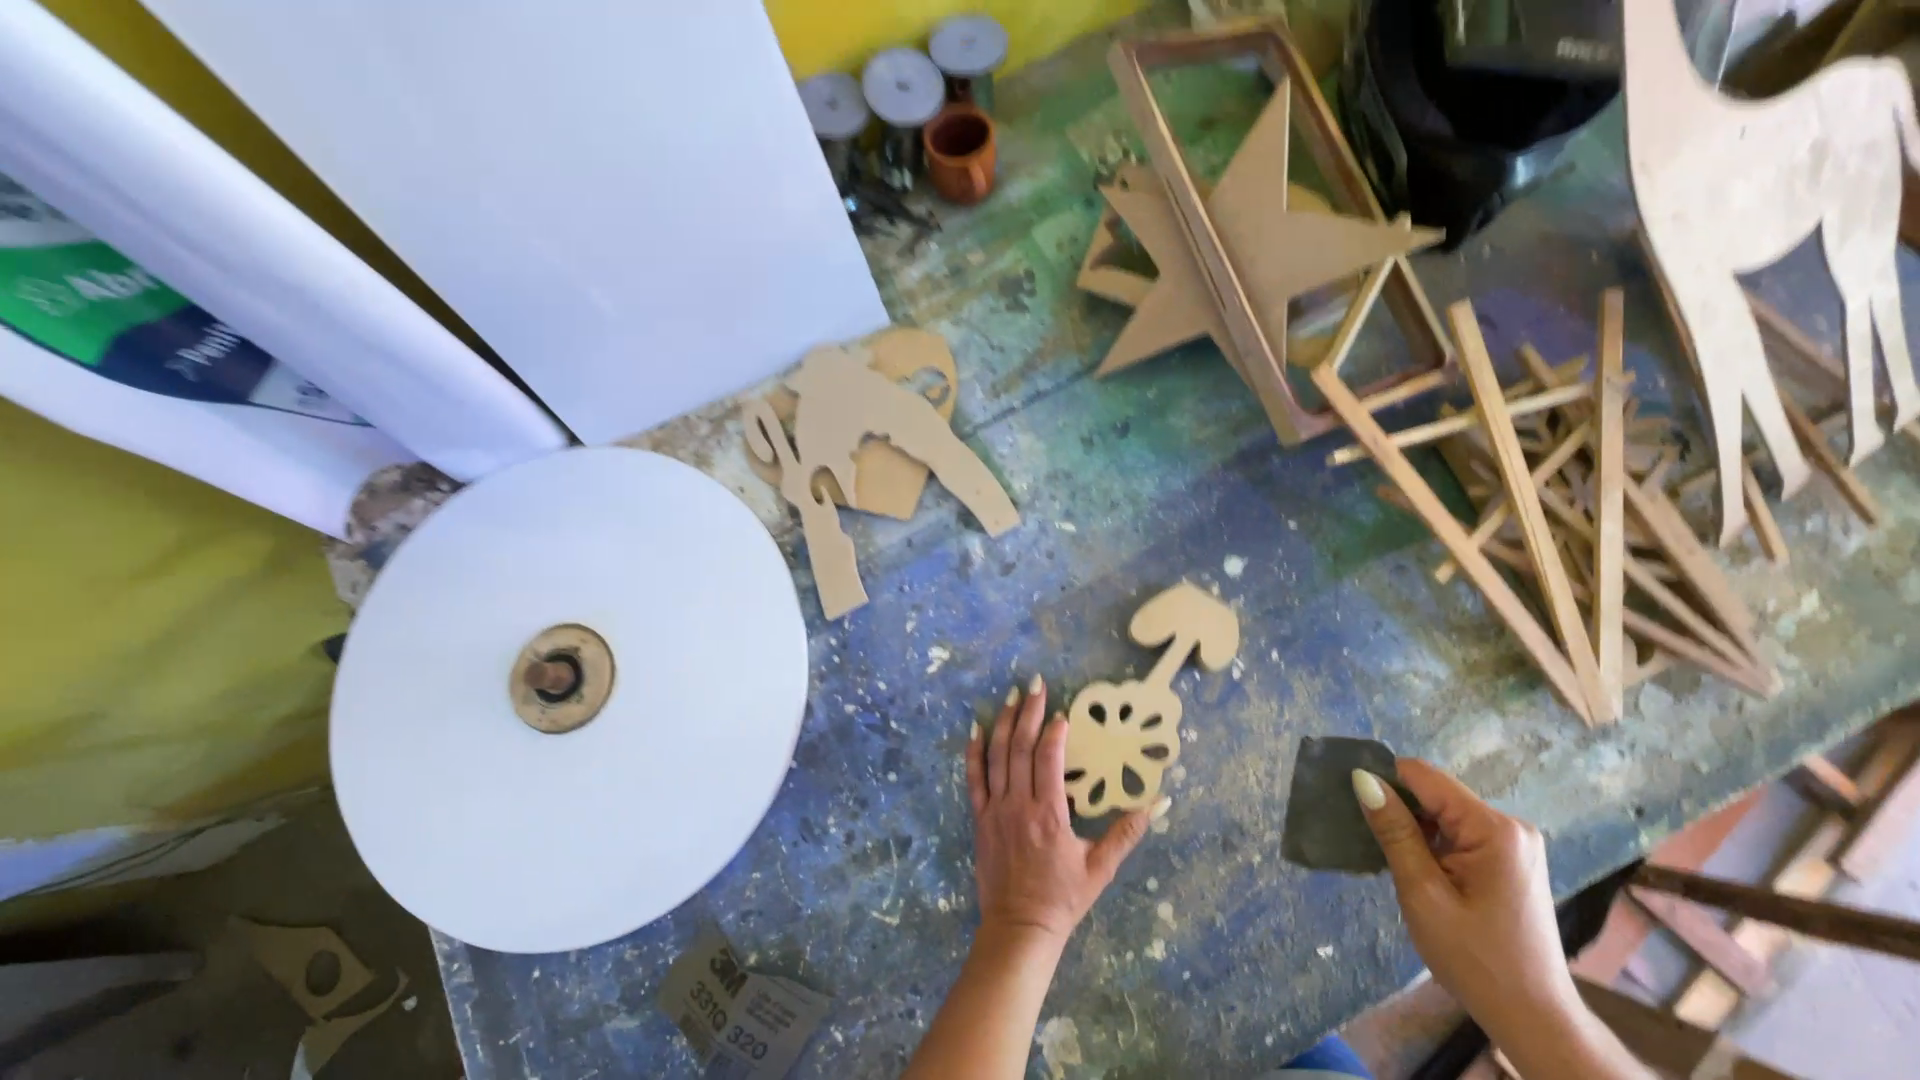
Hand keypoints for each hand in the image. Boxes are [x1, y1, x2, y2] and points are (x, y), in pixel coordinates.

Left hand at [965, 675, 1164, 941]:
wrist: (1019, 927)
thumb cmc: (1063, 898)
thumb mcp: (1101, 868)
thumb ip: (1127, 833)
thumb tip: (1157, 804)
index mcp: (1050, 814)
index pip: (1049, 758)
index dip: (1054, 732)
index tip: (1062, 713)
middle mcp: (1019, 805)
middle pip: (1021, 748)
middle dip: (1028, 713)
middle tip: (1035, 684)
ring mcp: (995, 811)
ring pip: (997, 756)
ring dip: (1004, 723)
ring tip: (1010, 696)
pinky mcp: (980, 820)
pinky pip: (974, 779)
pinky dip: (974, 752)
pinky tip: (977, 729)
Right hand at [1352, 761, 1578, 1042]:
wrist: (1532, 1015)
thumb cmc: (1473, 958)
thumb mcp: (1422, 893)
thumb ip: (1394, 832)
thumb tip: (1362, 778)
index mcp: (1493, 828)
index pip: (1425, 777)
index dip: (1384, 781)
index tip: (1352, 804)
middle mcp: (1511, 826)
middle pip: (1437, 795)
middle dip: (1400, 811)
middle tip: (1370, 844)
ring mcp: (1515, 844)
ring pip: (1447, 816)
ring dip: (1416, 832)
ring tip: (1394, 864)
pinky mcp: (1512, 862)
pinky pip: (1461, 835)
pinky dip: (1435, 847)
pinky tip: (1421, 874)